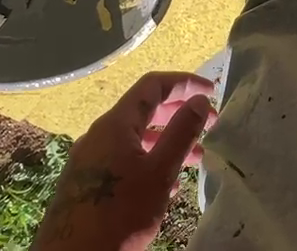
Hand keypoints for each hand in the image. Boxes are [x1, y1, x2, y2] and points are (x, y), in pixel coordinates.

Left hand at [33, 71, 218, 250]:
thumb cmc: (119, 215)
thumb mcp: (159, 172)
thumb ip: (182, 132)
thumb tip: (199, 100)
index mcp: (115, 124)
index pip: (153, 85)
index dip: (185, 82)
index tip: (211, 92)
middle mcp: (98, 136)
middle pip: (144, 109)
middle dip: (179, 113)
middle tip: (208, 123)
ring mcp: (89, 161)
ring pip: (135, 139)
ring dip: (167, 142)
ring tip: (195, 158)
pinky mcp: (85, 185)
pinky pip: (123, 160)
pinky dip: (149, 161)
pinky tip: (166, 185)